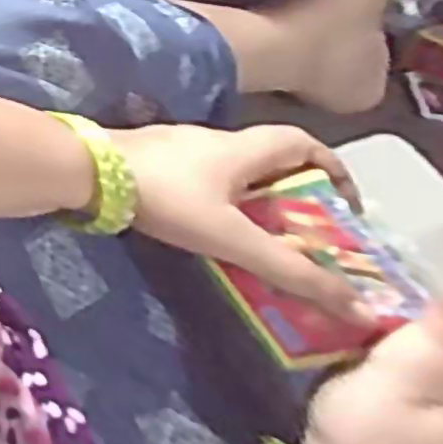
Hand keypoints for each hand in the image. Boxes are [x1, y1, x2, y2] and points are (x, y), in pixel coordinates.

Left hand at [110, 123, 368, 318]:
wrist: (82, 168)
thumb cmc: (163, 195)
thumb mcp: (232, 238)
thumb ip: (293, 271)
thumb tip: (360, 306)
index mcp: (236, 147)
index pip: (300, 141)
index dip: (333, 168)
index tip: (344, 208)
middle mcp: (205, 137)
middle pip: (263, 157)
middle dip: (290, 193)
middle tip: (301, 236)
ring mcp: (168, 143)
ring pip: (225, 166)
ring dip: (248, 197)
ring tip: (255, 237)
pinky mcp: (142, 154)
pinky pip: (192, 173)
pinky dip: (211, 195)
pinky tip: (202, 223)